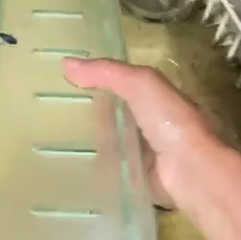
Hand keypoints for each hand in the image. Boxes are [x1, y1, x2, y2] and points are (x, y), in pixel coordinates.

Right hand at [62, 58, 223, 210]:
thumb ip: (106, 72)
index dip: (94, 77)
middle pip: (112, 112)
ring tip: (50, 137)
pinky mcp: (136, 176)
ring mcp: (143, 150)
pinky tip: (70, 162)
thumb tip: (66, 63)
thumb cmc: (169, 121)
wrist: (192, 172)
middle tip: (48, 109)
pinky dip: (93, 165)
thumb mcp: (140, 84)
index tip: (61, 78)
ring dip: (87, 139)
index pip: (119, 81)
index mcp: (154, 95)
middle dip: (86, 110)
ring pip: (108, 140)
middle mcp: (149, 121)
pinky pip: (109, 167)